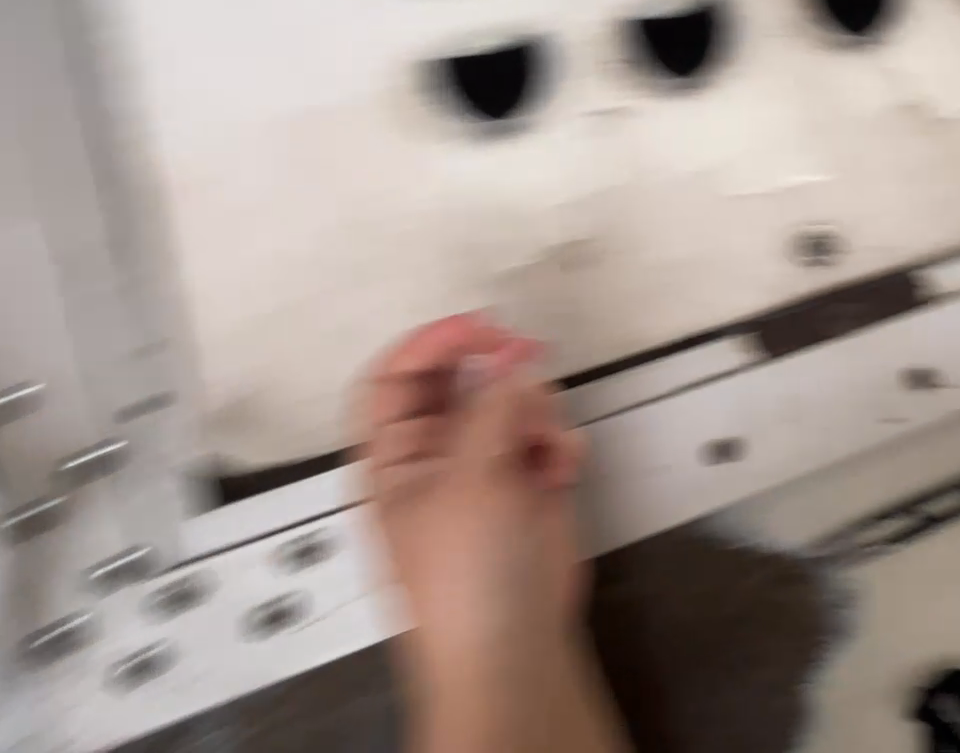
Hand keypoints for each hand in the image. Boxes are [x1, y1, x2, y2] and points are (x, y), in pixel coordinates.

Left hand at [358, 315, 588, 685]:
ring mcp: (490, 463)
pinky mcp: (533, 476)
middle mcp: (440, 451)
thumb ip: (495, 407)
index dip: (434, 343)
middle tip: (529, 353)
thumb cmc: (467, 564)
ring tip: (544, 447)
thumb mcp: (471, 480)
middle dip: (498, 367)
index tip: (485, 327)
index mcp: (394, 455)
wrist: (515, 635)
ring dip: (539, 413)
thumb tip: (515, 353)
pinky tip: (561, 471)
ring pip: (517, 400)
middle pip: (464, 380)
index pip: (396, 378)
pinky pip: (551, 431)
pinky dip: (561, 443)